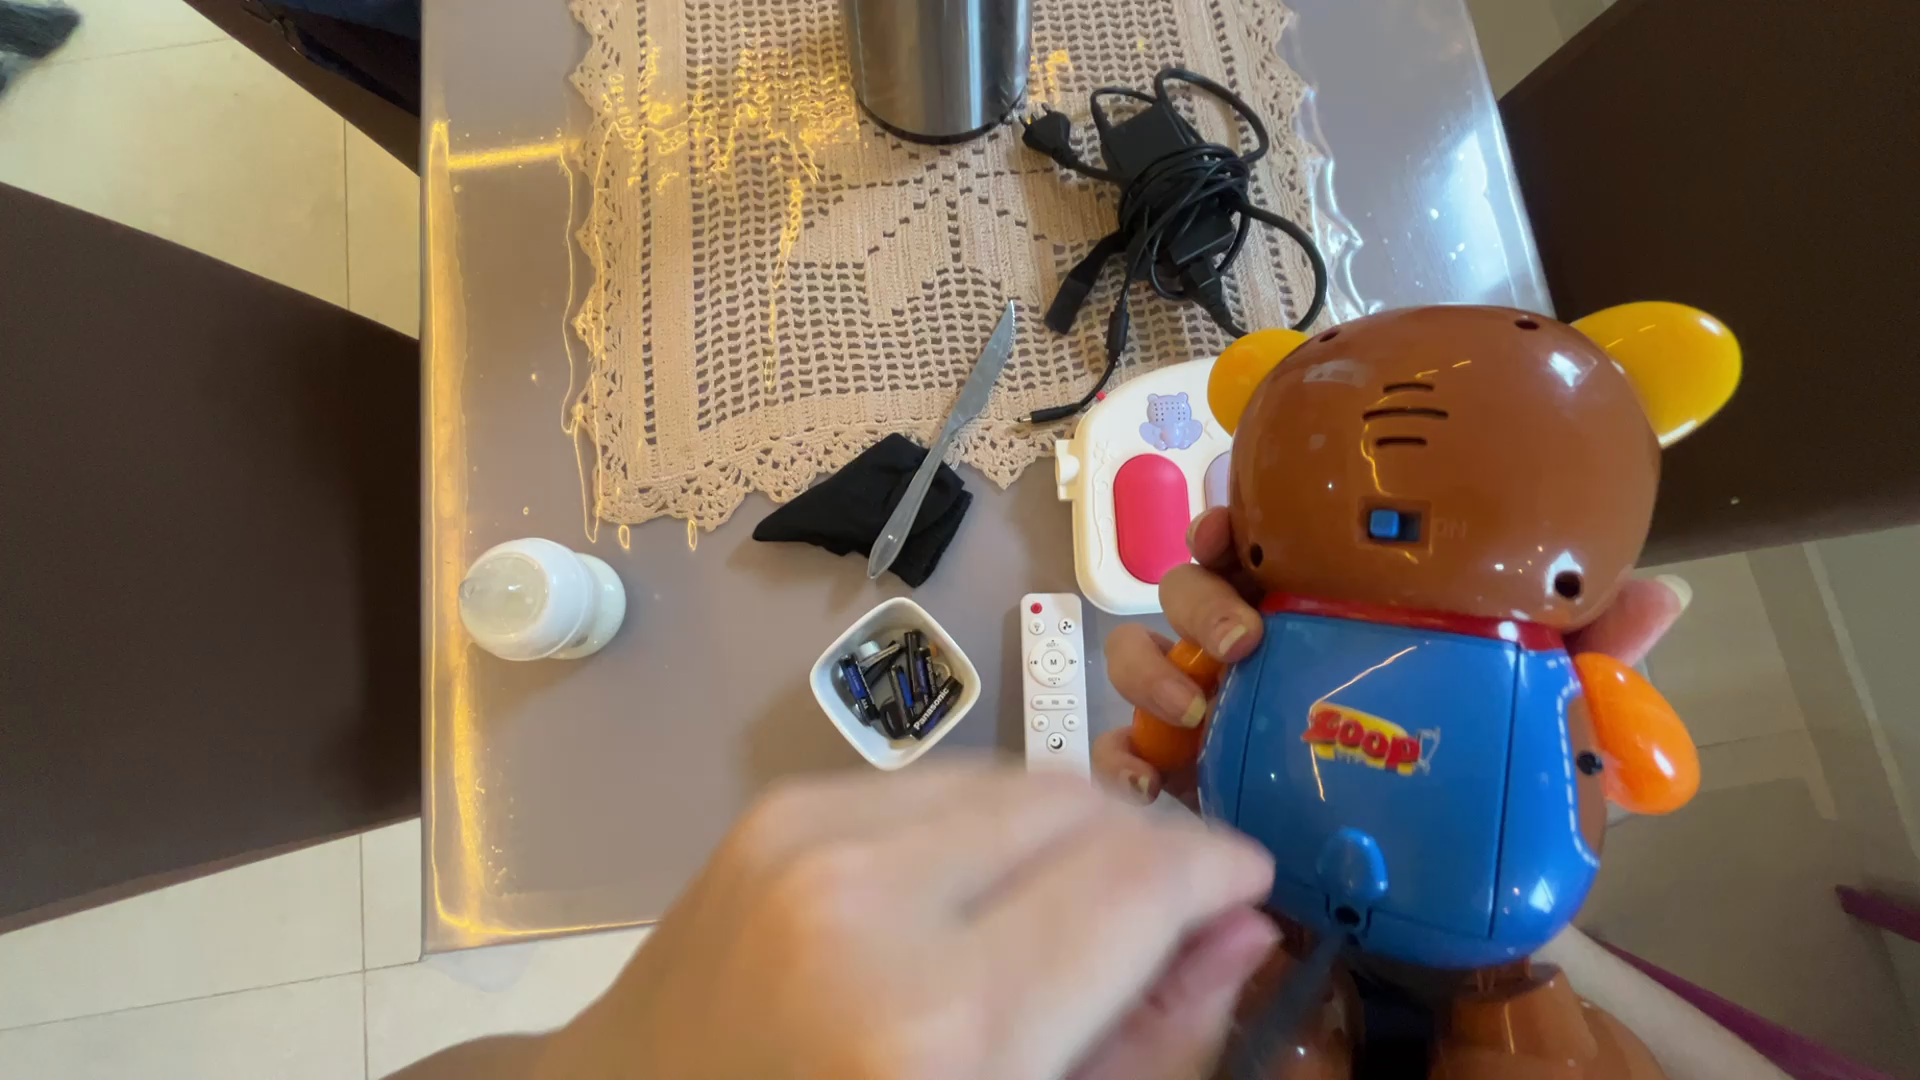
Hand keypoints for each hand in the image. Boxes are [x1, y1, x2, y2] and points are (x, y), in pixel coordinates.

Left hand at [540, 765, 1277, 1079]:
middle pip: (1071, 804)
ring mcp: (811, 829)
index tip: (1248, 875)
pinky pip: (937, 783)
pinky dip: (990, 817)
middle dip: (1146, 835)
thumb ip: (1145, 1042)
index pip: (1128, 884)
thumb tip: (1240, 929)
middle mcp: (870, 894)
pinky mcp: (783, 804)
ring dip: (1070, 821)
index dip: (1211, 865)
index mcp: (932, 1028)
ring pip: (1009, 776)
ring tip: (1081, 883)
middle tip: (1172, 888)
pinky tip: (984, 874)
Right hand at [1094, 506, 1691, 805]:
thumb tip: (1651, 593)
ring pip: (1136, 653)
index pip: (1249, 547)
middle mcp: (1243, 653)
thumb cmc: (1453, 799)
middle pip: (1183, 589)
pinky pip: (1119, 751)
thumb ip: (1573, 667)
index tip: (1230, 528)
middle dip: (1196, 599)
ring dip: (1148, 669)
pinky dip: (1119, 759)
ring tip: (1195, 710)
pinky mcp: (1174, 775)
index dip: (1226, 522)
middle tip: (1243, 642)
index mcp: (1308, 619)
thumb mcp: (1523, 732)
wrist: (1409, 914)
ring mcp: (1200, 711)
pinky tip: (1149, 784)